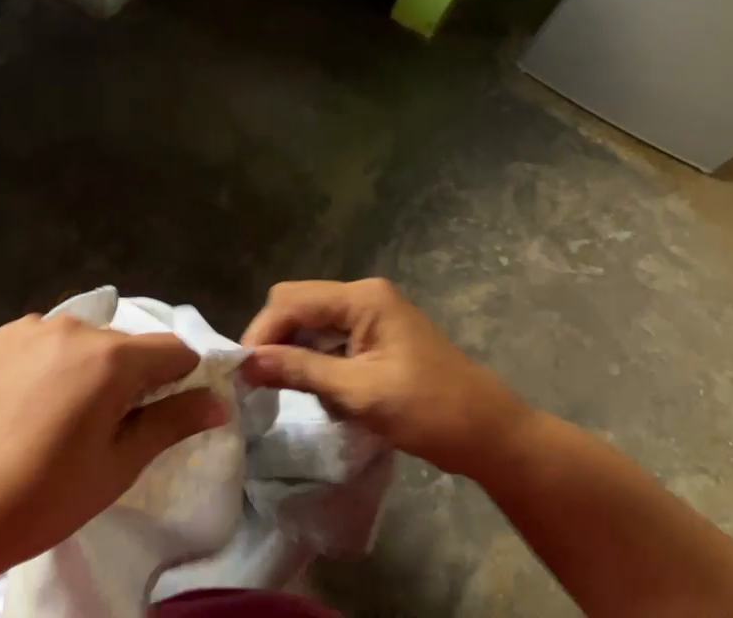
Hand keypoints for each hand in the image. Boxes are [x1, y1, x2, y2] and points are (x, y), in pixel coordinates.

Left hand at [0, 314, 227, 578]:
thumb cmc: (46, 495)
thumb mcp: (119, 465)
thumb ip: (172, 422)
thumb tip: (218, 402)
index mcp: (112, 358)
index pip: (174, 351)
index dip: (182, 380)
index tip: (168, 414)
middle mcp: (76, 328)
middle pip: (128, 345)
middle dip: (132, 377)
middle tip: (111, 428)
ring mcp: (33, 327)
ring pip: (87, 341)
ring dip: (91, 368)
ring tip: (66, 418)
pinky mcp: (1, 336)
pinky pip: (48, 342)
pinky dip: (54, 363)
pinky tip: (34, 403)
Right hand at [239, 278, 532, 478]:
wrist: (490, 435)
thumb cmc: (429, 410)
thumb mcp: (358, 393)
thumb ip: (300, 371)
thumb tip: (246, 363)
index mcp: (362, 297)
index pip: (291, 300)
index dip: (262, 332)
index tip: (242, 372)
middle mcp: (363, 295)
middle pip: (297, 305)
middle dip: (273, 339)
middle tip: (255, 380)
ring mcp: (370, 315)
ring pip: (310, 322)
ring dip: (291, 351)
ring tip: (273, 386)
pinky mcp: (374, 337)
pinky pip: (328, 338)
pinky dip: (312, 360)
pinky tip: (307, 386)